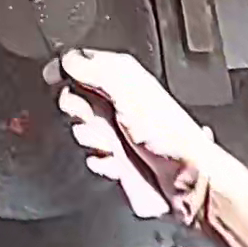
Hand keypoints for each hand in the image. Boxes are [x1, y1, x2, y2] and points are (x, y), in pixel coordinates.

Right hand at [46, 49, 215, 224]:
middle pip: (70, 95)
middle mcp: (113, 101)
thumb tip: (66, 60)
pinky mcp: (111, 157)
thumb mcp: (130, 95)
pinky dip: (100, 160)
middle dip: (77, 110)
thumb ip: (96, 73)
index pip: (78, 62)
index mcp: (121, 77)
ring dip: (91, 138)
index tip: (55, 78)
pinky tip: (117, 162)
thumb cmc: (172, 138)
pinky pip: (87, 155)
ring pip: (77, 128)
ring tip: (112, 146)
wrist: (191, 186)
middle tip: (93, 118)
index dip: (63, 70)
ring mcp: (111, 130)